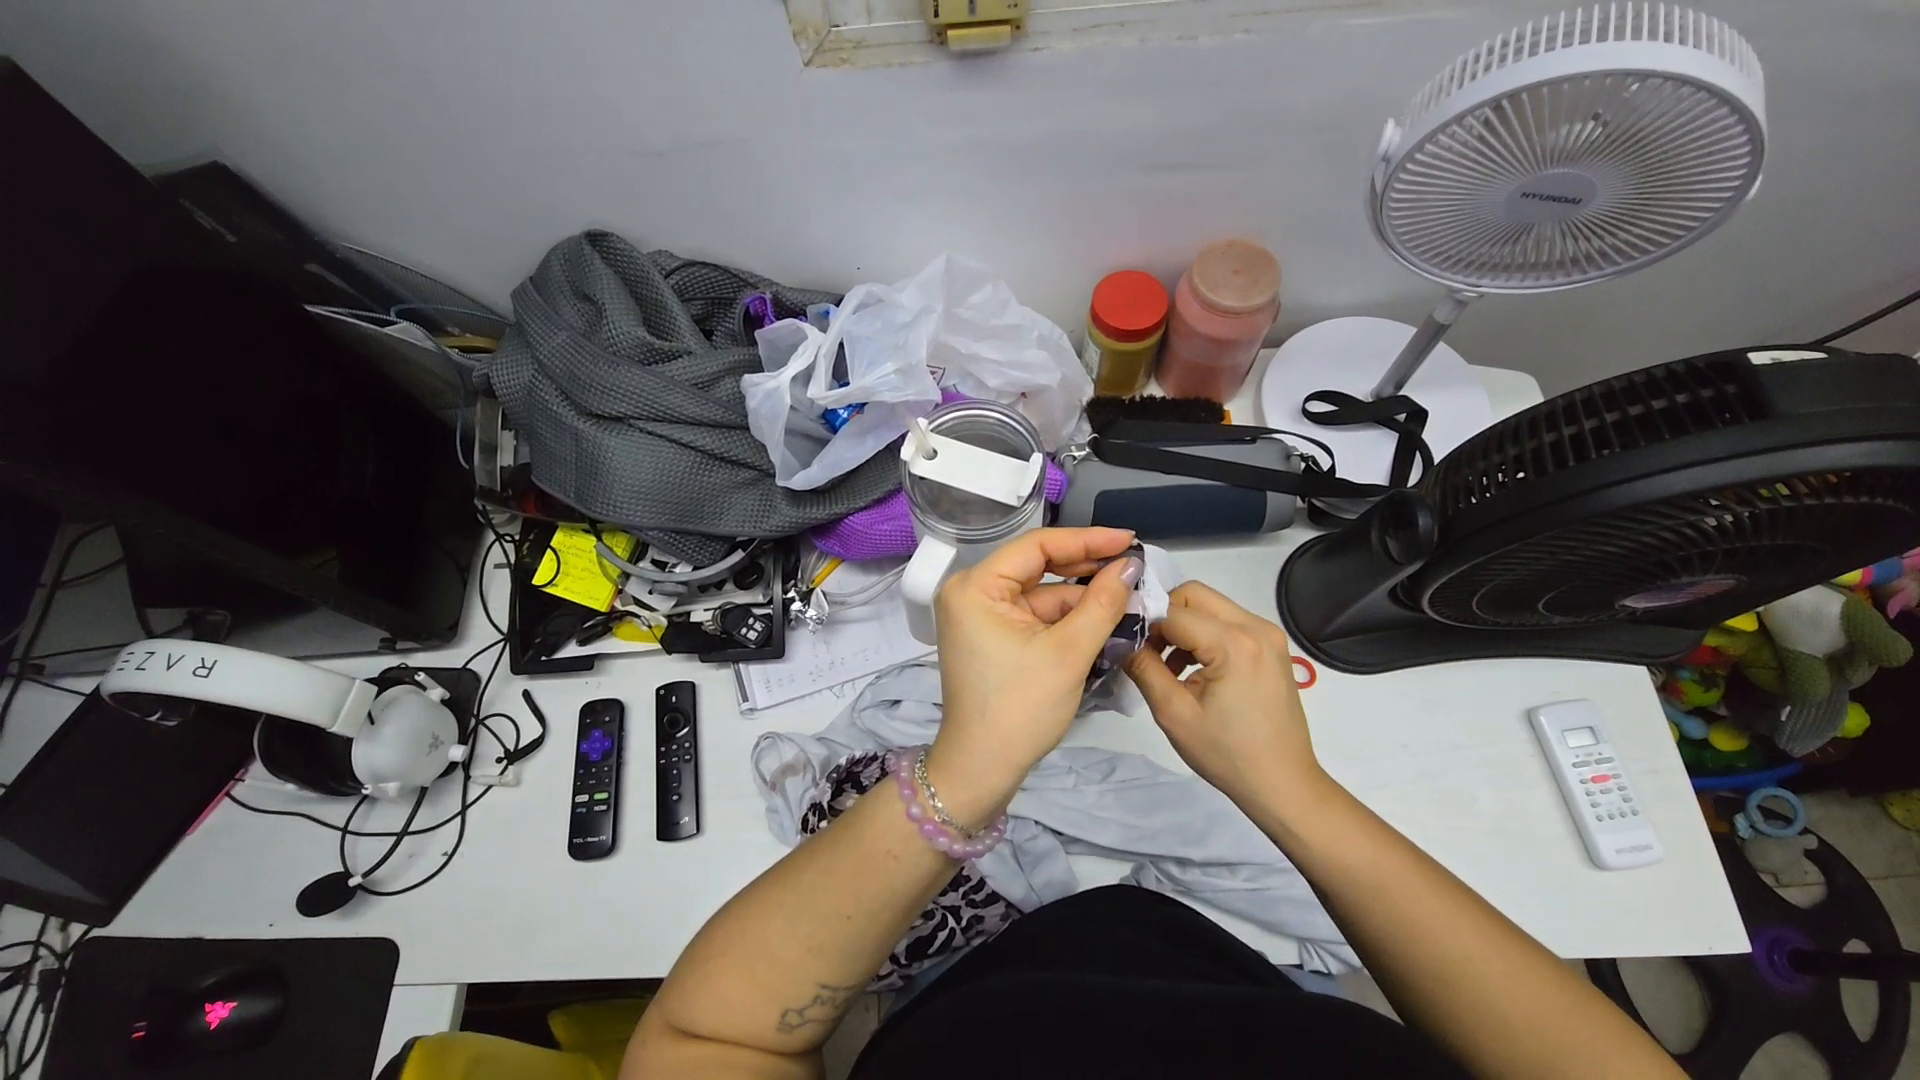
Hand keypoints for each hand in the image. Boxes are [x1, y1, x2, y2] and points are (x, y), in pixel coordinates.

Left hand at [927, 527, 1141, 826]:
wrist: (983, 767)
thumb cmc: (1020, 708)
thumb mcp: (1068, 652)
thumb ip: (1102, 602)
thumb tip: (1130, 565)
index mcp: (976, 587)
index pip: (1037, 546)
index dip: (1087, 540)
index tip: (1129, 540)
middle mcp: (972, 593)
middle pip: (1038, 566)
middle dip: (1087, 567)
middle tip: (1134, 563)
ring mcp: (981, 616)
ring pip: (1041, 593)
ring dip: (1082, 595)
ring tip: (1129, 590)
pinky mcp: (992, 637)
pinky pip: (1035, 615)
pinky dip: (1068, 617)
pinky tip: (1105, 614)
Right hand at [1123, 582, 1329, 811]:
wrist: (1283, 783)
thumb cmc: (1227, 754)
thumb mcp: (1174, 713)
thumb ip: (1144, 668)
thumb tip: (1121, 638)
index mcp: (1234, 643)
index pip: (1173, 611)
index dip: (1142, 621)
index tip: (1121, 640)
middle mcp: (1256, 627)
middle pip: (1194, 595)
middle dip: (1163, 616)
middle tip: (1145, 650)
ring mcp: (1269, 635)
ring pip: (1211, 607)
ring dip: (1183, 626)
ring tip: (1166, 665)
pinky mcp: (1272, 647)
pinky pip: (1228, 622)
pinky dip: (1204, 635)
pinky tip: (1191, 669)